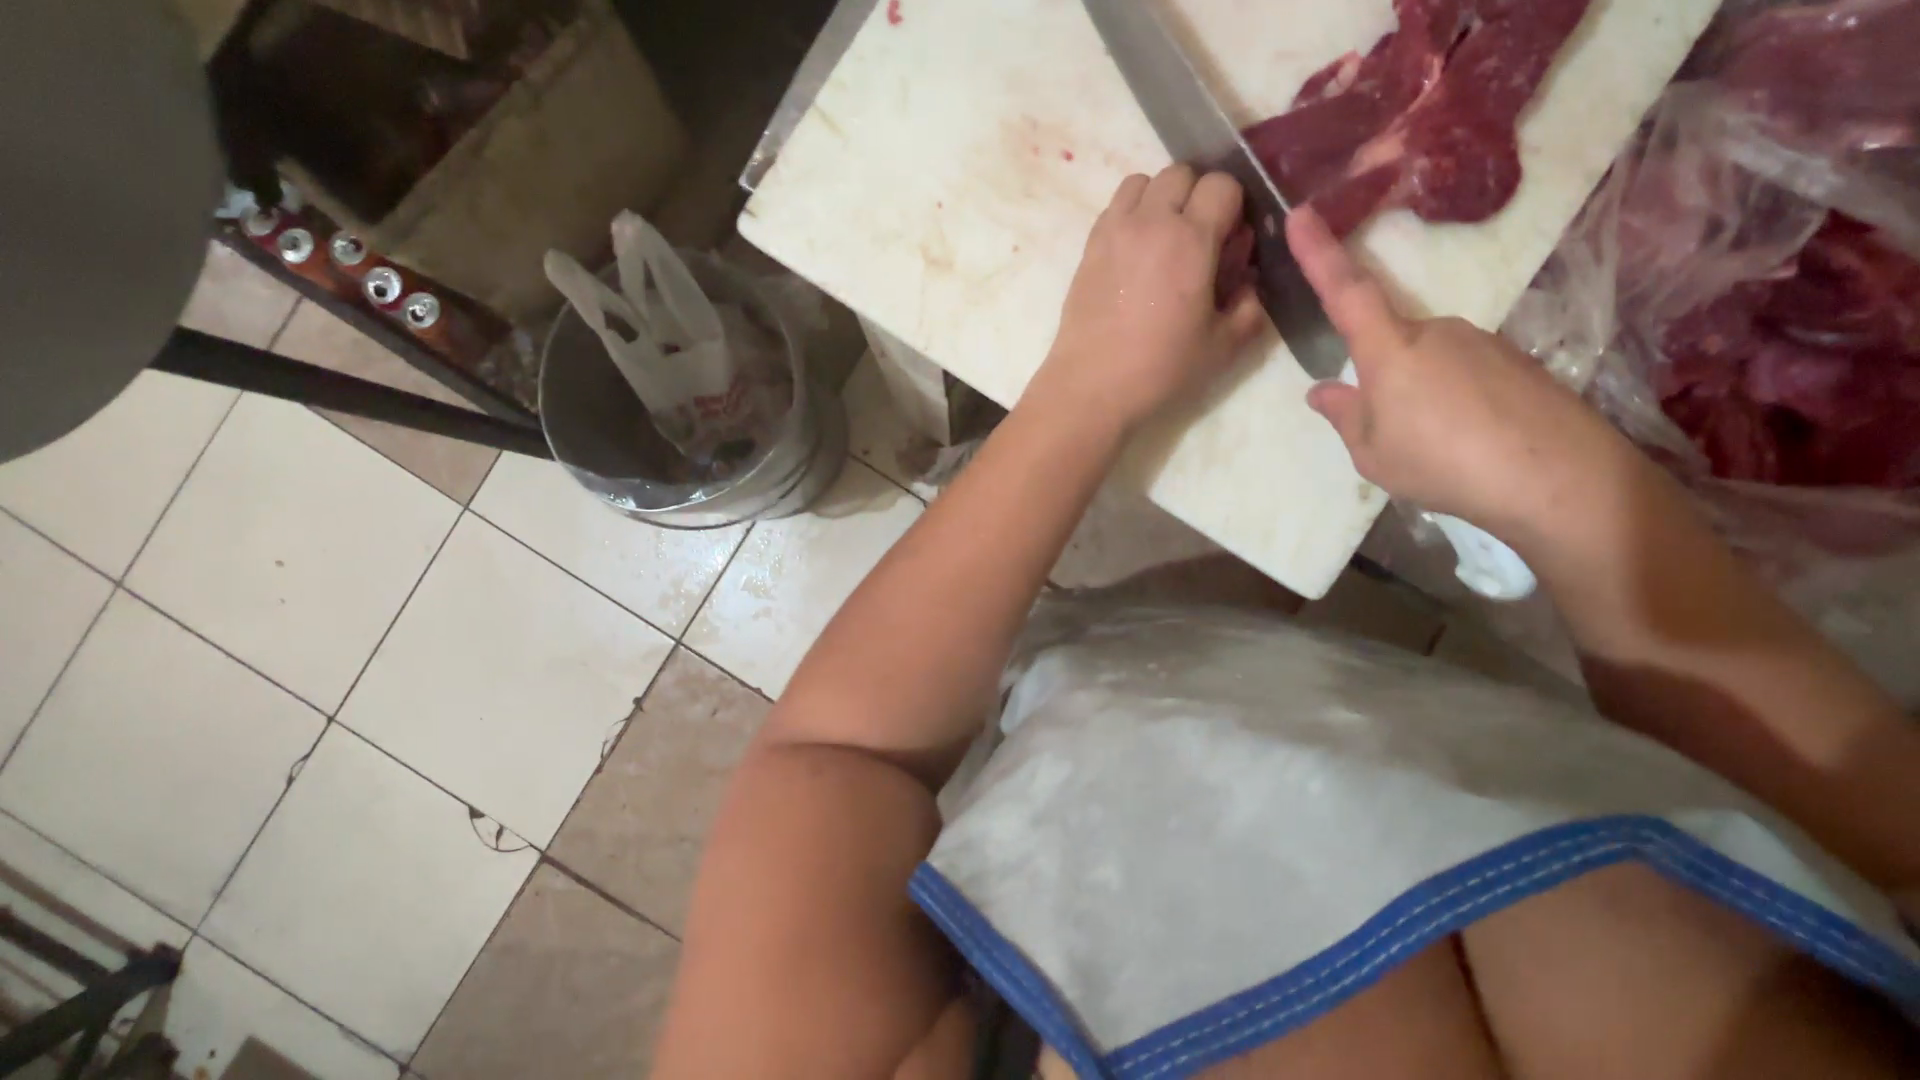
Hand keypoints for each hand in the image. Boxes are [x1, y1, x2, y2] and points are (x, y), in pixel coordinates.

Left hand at [1026, 165, 1267, 436]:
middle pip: (1181, 172)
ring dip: (1160, 199)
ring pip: (1142, 181)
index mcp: (1190, 240)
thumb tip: (1248, 279)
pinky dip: (1131, 215)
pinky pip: (1114, 207)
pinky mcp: (1088, 247)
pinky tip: (1137, 254)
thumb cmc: (1161, 369)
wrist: (1091, 386)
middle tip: (1200, 239)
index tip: (1231, 239)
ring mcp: (1113, 231)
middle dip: (1197, 195)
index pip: (1221, 184)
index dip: (1233, 206)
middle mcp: (1150, 222)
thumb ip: (1249, 305)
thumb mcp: (1223, 346)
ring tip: (1165, 240)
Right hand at [1286, 206, 1637, 534]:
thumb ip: (1347, 416)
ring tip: (1438, 449)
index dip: (1318, 253)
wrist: (1558, 476)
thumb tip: (1324, 390)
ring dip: (1423, 396)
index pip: (1345, 292)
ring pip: (1431, 361)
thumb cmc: (1444, 464)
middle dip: (1384, 380)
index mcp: (1390, 350)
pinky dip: (1458, 403)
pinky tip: (1472, 442)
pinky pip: (1468, 374)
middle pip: (1392, 342)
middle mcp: (1436, 331)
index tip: (1300, 213)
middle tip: (1393, 434)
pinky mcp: (1516, 361)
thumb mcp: (1373, 454)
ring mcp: (1482, 342)